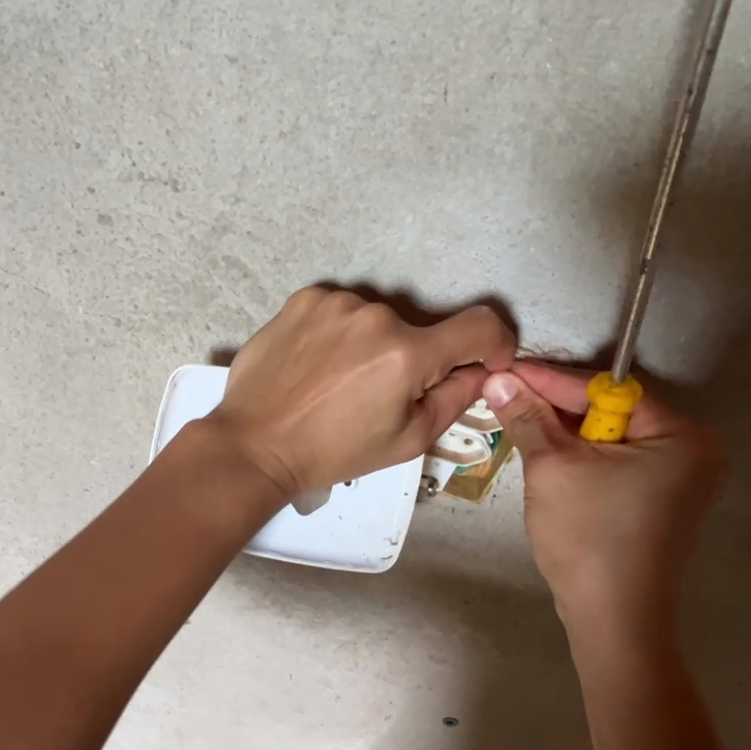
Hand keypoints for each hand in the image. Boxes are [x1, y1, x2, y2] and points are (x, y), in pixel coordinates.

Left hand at [209, 287, 515, 495]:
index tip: (483, 361)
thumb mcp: (406, 441)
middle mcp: (376, 316)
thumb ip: (454, 399)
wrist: (256, 443)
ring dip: (372, 342)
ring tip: (339, 380)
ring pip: (378, 318)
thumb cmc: (333, 451)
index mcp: (407, 354)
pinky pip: (341, 309)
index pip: (480, 325)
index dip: (494, 343)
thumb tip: (482, 370)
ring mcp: (336, 302)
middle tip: (379, 393)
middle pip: (420, 328)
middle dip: (414, 356)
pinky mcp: (304, 298)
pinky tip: (317, 363)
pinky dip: (340, 332)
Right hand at [481, 362, 723, 630]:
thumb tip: (498, 380)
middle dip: (556, 408)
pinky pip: (615, 466)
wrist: (610, 615)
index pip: (608, 390)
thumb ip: (528, 418)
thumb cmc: (589, 535)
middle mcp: (692, 453)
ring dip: (563, 435)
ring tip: (517, 421)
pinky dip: (580, 460)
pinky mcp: (657, 505)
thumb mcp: (553, 467)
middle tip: (509, 397)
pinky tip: (545, 455)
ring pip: (609, 442)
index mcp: (682, 435)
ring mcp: (678, 483)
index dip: (552, 381)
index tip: (508, 372)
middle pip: (610, 414)